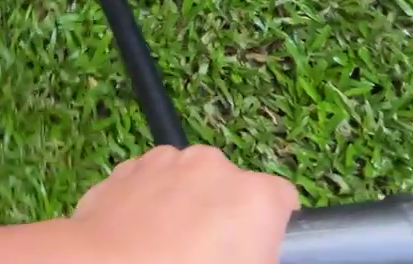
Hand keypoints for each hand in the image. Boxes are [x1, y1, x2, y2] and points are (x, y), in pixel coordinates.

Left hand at [70, 145, 298, 263]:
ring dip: (188, 204)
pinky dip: (154, 200)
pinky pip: (154, 180)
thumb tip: (239, 250)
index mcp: (253, 196)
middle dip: (227, 214)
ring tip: (170, 249)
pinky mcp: (129, 164)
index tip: (256, 254)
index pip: (283, 198)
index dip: (274, 228)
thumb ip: (253, 253)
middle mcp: (211, 165)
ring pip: (190, 179)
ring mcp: (165, 159)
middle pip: (232, 186)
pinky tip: (141, 236)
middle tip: (211, 256)